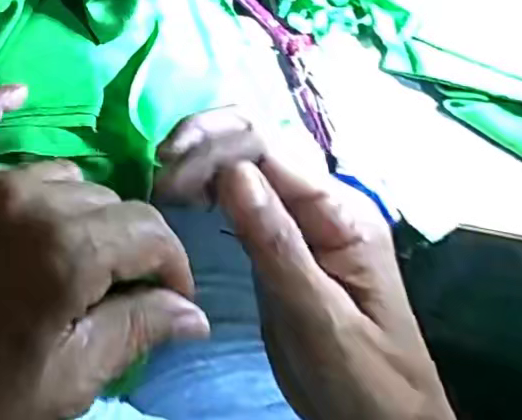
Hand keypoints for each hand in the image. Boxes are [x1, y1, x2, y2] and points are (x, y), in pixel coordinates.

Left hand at [0, 85, 209, 419]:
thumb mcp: (71, 376)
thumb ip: (135, 329)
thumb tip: (194, 313)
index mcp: (67, 249)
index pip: (149, 229)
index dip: (172, 266)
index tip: (170, 301)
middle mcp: (29, 199)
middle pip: (108, 202)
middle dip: (126, 244)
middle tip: (118, 291)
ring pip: (63, 174)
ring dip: (80, 208)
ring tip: (74, 253)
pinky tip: (19, 91)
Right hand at [156, 108, 452, 419]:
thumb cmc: (364, 385)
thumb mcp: (320, 321)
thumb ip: (278, 244)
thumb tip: (234, 171)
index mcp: (341, 210)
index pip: (265, 144)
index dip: (210, 143)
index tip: (166, 171)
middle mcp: (319, 197)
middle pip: (248, 137)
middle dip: (197, 144)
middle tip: (157, 177)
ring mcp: (296, 209)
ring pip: (235, 154)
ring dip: (193, 159)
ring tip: (162, 186)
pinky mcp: (272, 225)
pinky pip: (230, 183)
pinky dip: (198, 179)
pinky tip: (178, 196)